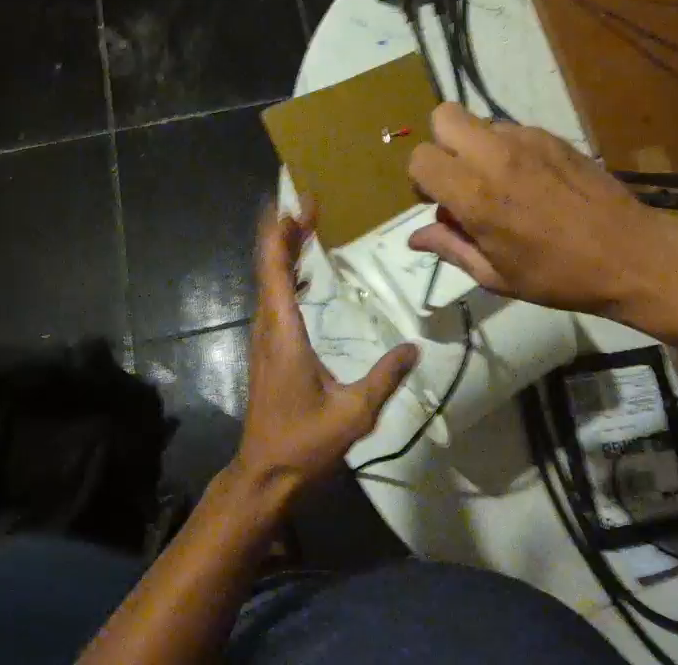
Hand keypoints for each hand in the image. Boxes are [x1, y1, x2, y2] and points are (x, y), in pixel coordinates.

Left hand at [233, 202, 419, 492]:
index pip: (276, 271)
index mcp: (285, 334)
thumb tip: (414, 347)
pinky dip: (283, 274)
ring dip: (282, 250)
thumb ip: (385, 377)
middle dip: (283, 232)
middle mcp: (268, 328)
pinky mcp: (266, 350)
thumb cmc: (305, 443)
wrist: (265, 474)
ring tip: (303, 224)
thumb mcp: (355, 413)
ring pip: (267, 282)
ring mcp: (264, 339)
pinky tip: (300, 271)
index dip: (282, 234)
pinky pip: (271, 298)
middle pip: (268, 268)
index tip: (296, 204)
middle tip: (306, 203)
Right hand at [406, 103, 677, 313]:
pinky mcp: (553, 136)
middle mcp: (496, 156)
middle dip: (441, 144)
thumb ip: (451, 248)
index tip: (437, 201)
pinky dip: (507, 149)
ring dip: (476, 147)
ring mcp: (527, 140)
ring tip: (501, 184)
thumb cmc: (560, 276)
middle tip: (459, 179)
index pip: (420, 158)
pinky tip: (531, 182)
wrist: (631, 255)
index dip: (420, 179)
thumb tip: (415, 236)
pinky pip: (512, 130)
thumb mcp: (497, 276)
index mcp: (476, 195)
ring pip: (480, 122)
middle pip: (443, 116)